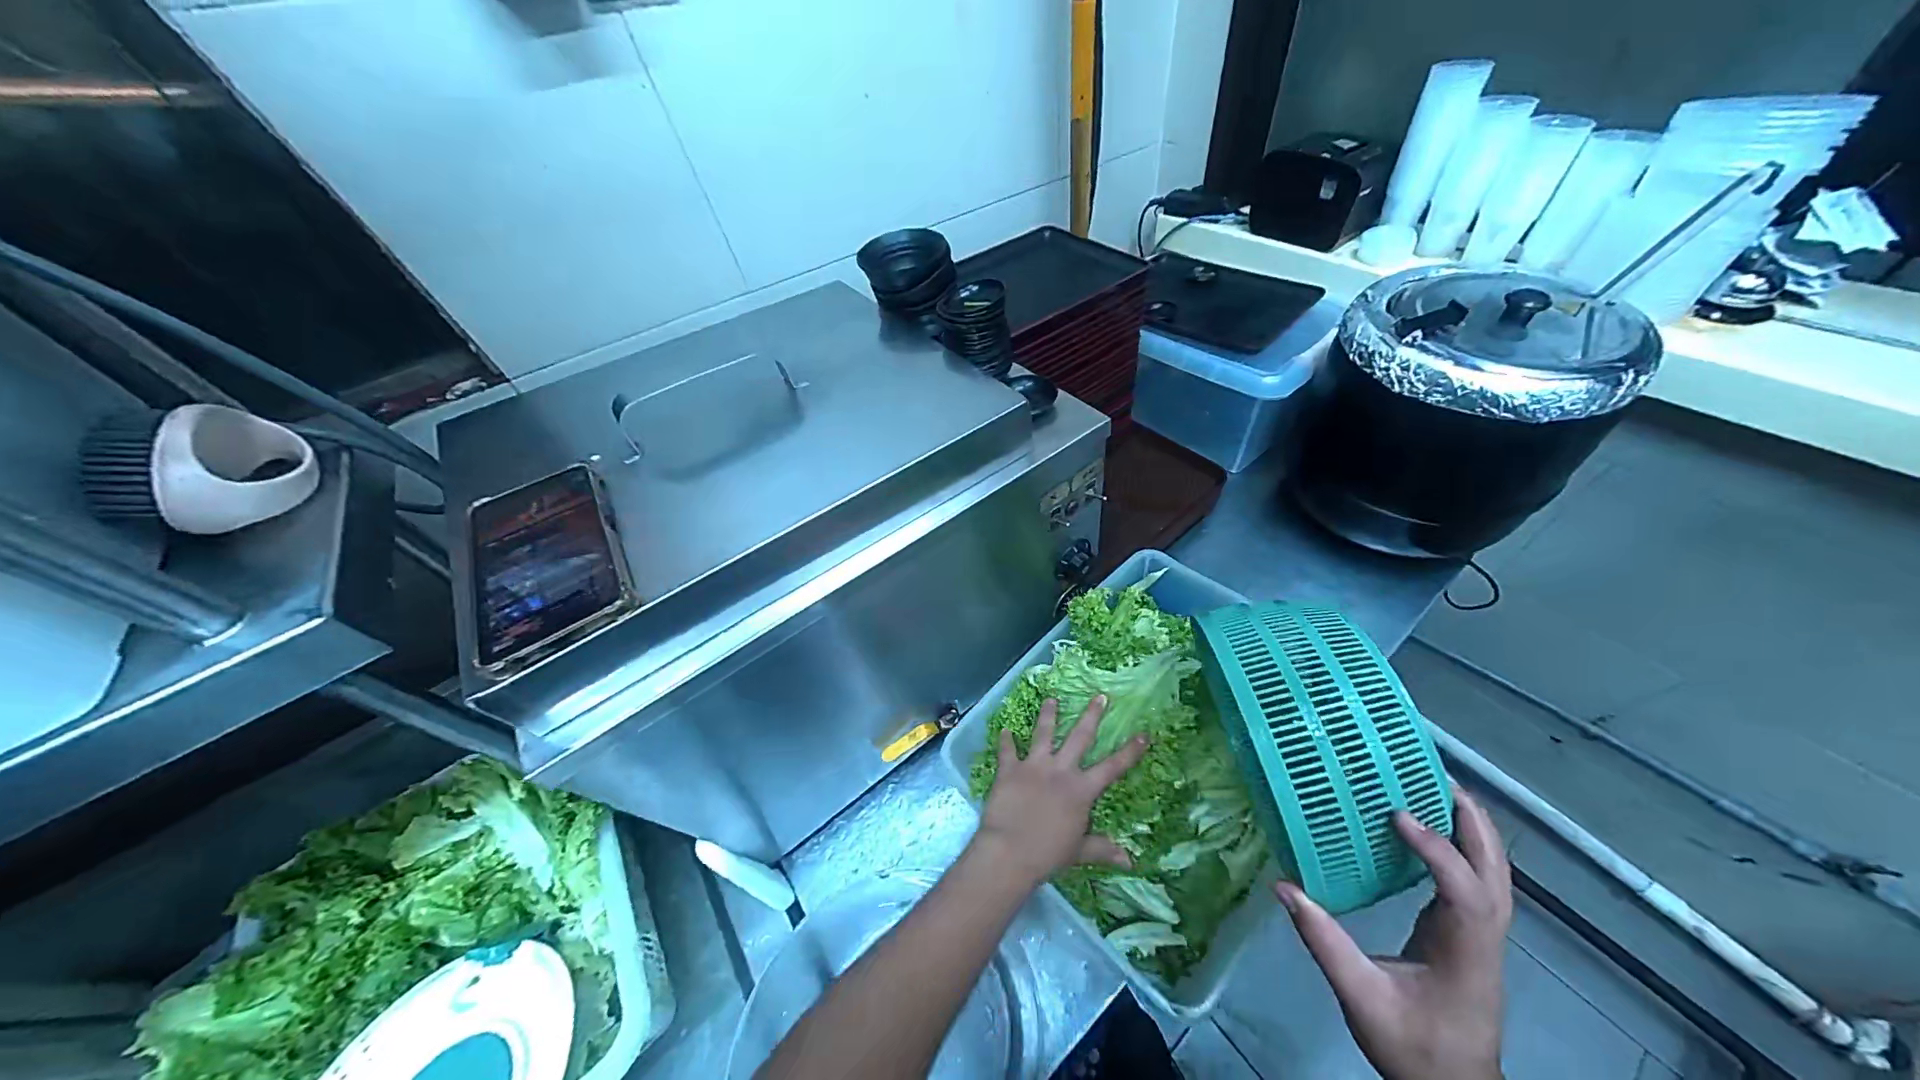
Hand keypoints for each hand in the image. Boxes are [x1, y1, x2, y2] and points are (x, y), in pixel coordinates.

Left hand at [973, 697, 1149, 888]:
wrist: (1010, 851)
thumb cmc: (1048, 854)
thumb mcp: (1079, 852)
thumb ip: (1102, 849)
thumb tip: (1130, 861)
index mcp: (1081, 790)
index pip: (1112, 767)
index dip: (1130, 750)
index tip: (1143, 733)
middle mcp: (1060, 771)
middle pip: (1079, 737)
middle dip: (1091, 715)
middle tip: (1099, 696)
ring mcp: (1034, 766)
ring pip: (1043, 733)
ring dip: (1048, 715)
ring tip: (1051, 699)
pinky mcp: (1009, 770)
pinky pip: (1007, 750)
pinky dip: (1005, 740)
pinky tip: (1004, 730)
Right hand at [1277, 787, 1512, 1079]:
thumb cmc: (1411, 1045)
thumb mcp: (1360, 998)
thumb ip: (1324, 942)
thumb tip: (1284, 888)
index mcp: (1466, 954)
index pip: (1468, 893)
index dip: (1439, 851)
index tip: (1397, 815)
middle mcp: (1485, 938)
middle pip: (1497, 870)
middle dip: (1471, 819)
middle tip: (1431, 774)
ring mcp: (1484, 936)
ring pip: (1495, 872)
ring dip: (1471, 827)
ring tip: (1432, 786)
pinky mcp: (1471, 935)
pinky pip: (1476, 880)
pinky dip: (1460, 845)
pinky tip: (1427, 829)